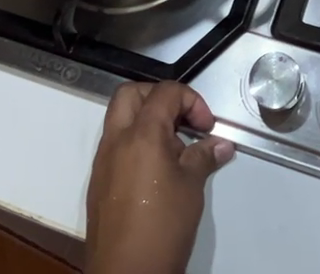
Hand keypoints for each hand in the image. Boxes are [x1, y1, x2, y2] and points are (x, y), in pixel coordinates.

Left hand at [85, 81, 234, 273]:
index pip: (164, 93)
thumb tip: (220, 144)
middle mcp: (116, 141)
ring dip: (146, 120)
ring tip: (174, 148)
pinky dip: (135, 142)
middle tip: (182, 120)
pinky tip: (157, 170)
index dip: (191, 100)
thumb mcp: (192, 187)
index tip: (206, 125)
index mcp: (141, 135)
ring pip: (120, 118)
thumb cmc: (163, 227)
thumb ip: (204, 156)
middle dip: (160, 97)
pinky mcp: (99, 182)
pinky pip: (115, 145)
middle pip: (131, 94)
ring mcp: (103, 162)